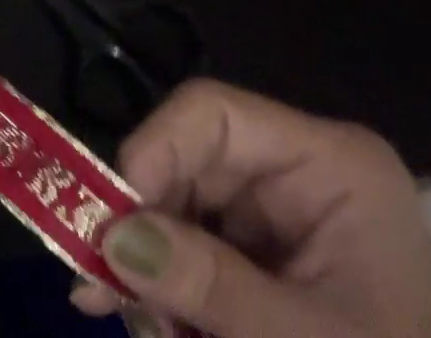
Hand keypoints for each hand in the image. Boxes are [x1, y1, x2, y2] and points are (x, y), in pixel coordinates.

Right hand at [72, 80, 430, 337]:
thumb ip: (218, 287)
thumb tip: (111, 237)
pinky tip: (160, 330)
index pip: (209, 113)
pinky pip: (169, 245)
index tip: (112, 219)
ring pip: (158, 209)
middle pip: (172, 164)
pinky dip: (153, 287)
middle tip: (101, 291)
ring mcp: (262, 211)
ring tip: (149, 330)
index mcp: (329, 166)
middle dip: (134, 230)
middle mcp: (287, 172)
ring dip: (137, 269)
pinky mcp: (244, 249)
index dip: (150, 151)